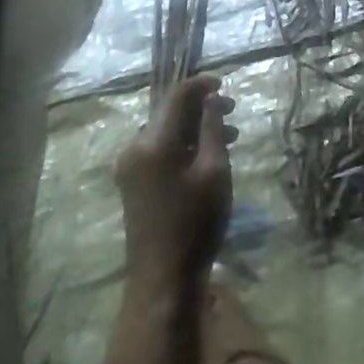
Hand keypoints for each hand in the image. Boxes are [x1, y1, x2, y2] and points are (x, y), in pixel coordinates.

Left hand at [115, 76, 237, 282]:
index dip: (200, 85)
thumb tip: (210, 99)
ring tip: (229, 137)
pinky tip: (207, 158)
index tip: (224, 83)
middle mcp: (134, 149)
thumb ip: (212, 129)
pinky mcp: (134, 185)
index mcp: (152, 144)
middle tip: (233, 112)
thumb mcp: (214, 172)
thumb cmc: (195, 223)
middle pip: (169, 114)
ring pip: (166, 133)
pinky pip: (160, 152)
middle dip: (201, 109)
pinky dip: (184, 147)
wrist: (163, 280)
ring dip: (195, 129)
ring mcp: (130, 169)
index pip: (175, 97)